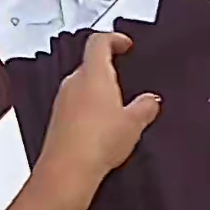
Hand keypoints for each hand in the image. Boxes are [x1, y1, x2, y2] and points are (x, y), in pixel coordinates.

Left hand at [35, 32, 161, 193]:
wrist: (68, 170)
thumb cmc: (97, 141)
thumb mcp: (134, 122)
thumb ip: (145, 106)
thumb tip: (151, 100)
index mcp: (93, 74)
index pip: (99, 42)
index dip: (114, 39)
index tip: (125, 44)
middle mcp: (73, 83)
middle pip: (90, 64)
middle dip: (108, 69)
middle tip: (125, 78)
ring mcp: (62, 101)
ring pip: (82, 86)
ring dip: (99, 91)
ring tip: (118, 108)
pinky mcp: (58, 121)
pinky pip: (76, 106)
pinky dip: (89, 109)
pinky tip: (103, 128)